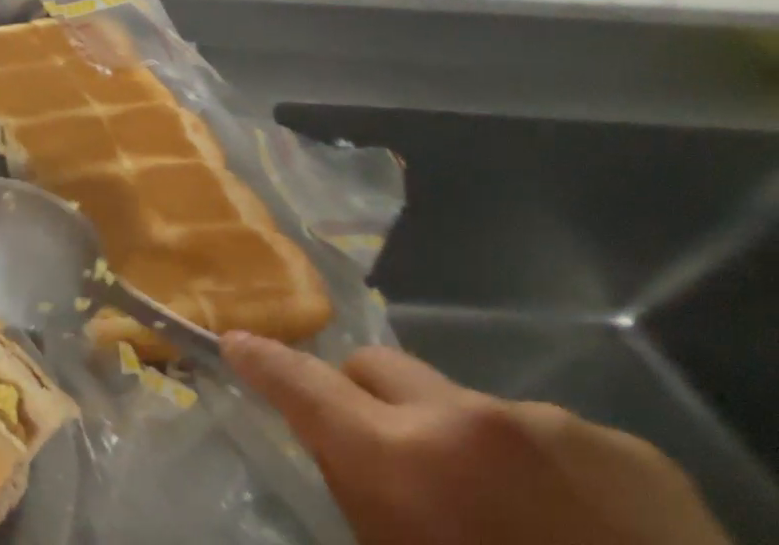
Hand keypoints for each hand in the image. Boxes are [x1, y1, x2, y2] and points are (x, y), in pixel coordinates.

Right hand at [222, 332, 730, 544]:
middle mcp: (468, 419)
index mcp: (401, 459)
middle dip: (366, 396)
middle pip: (377, 365)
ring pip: (468, 404)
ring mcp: (553, 425)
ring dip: (466, 441)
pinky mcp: (628, 446)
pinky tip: (575, 523)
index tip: (238, 343)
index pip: (299, 383)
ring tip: (510, 511)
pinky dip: (543, 467)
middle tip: (385, 449)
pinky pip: (552, 436)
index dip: (261, 361)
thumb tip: (340, 446)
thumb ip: (360, 487)